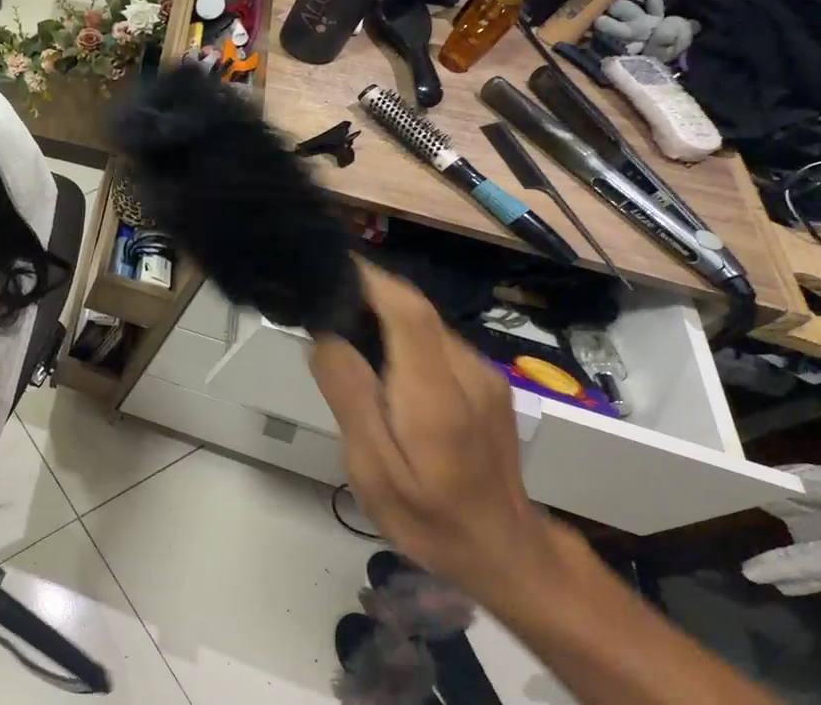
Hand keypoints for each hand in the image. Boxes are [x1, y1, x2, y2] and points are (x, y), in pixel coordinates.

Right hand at [310, 262, 565, 600]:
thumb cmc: (428, 517)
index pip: (405, 309)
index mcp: (436, 394)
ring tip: (334, 334)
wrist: (506, 554)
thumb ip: (350, 396)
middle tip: (314, 306)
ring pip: (423, 325)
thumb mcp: (371, 466)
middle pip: (413, 311)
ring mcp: (483, 377)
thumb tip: (325, 336)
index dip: (365, 278)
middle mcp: (468, 372)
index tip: (322, 266)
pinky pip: (434, 343)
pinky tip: (373, 362)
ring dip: (379, 318)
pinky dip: (399, 338)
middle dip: (363, 297)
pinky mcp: (485, 386)